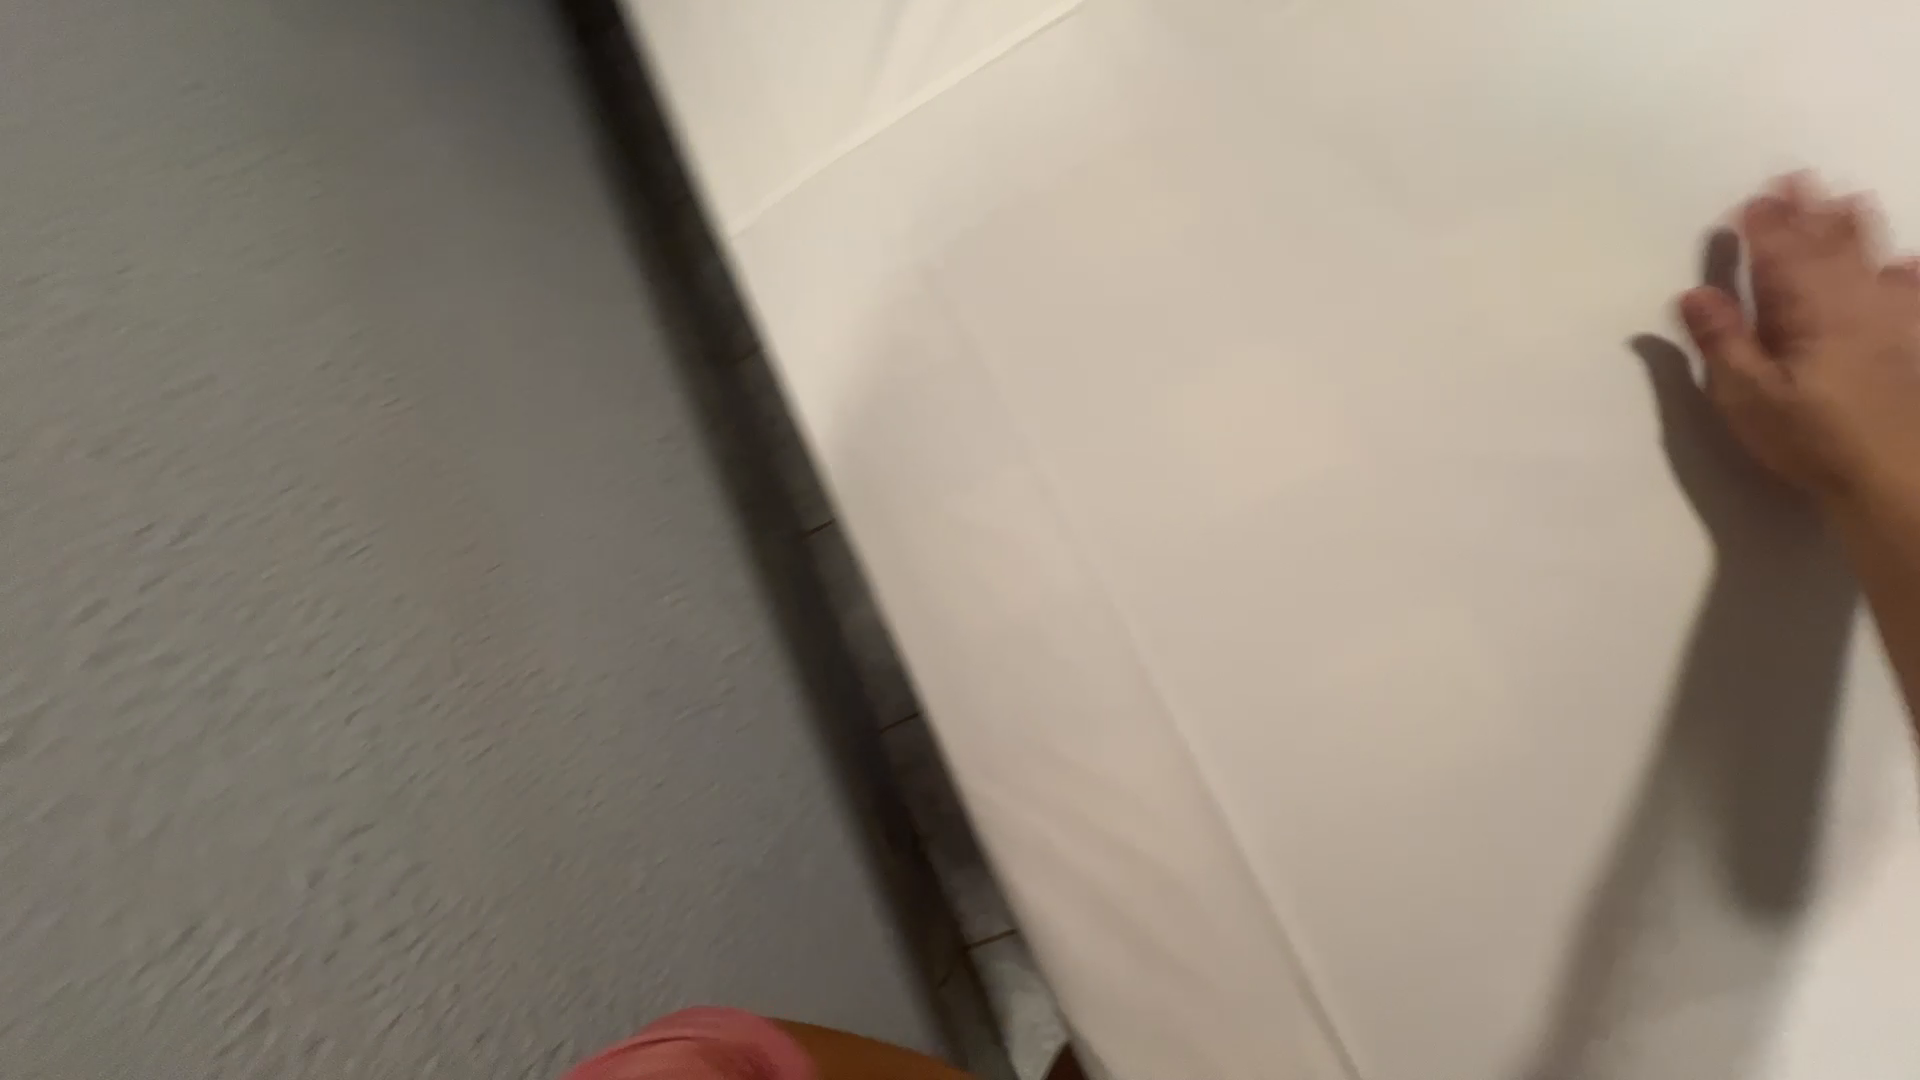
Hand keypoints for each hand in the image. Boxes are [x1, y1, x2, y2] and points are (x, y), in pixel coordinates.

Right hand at [1680, 173, 1919, 512]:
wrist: (1893, 472)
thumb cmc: (1805, 435)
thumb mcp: (1743, 393)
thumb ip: (1722, 340)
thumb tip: (1696, 293)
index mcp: (1810, 316)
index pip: (1783, 260)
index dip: (1766, 230)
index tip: (1751, 200)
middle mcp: (1858, 307)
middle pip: (1832, 250)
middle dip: (1811, 215)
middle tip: (1798, 178)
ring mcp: (1893, 323)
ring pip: (1873, 262)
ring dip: (1855, 230)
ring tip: (1846, 199)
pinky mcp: (1912, 345)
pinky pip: (1911, 294)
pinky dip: (1903, 272)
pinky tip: (1901, 263)